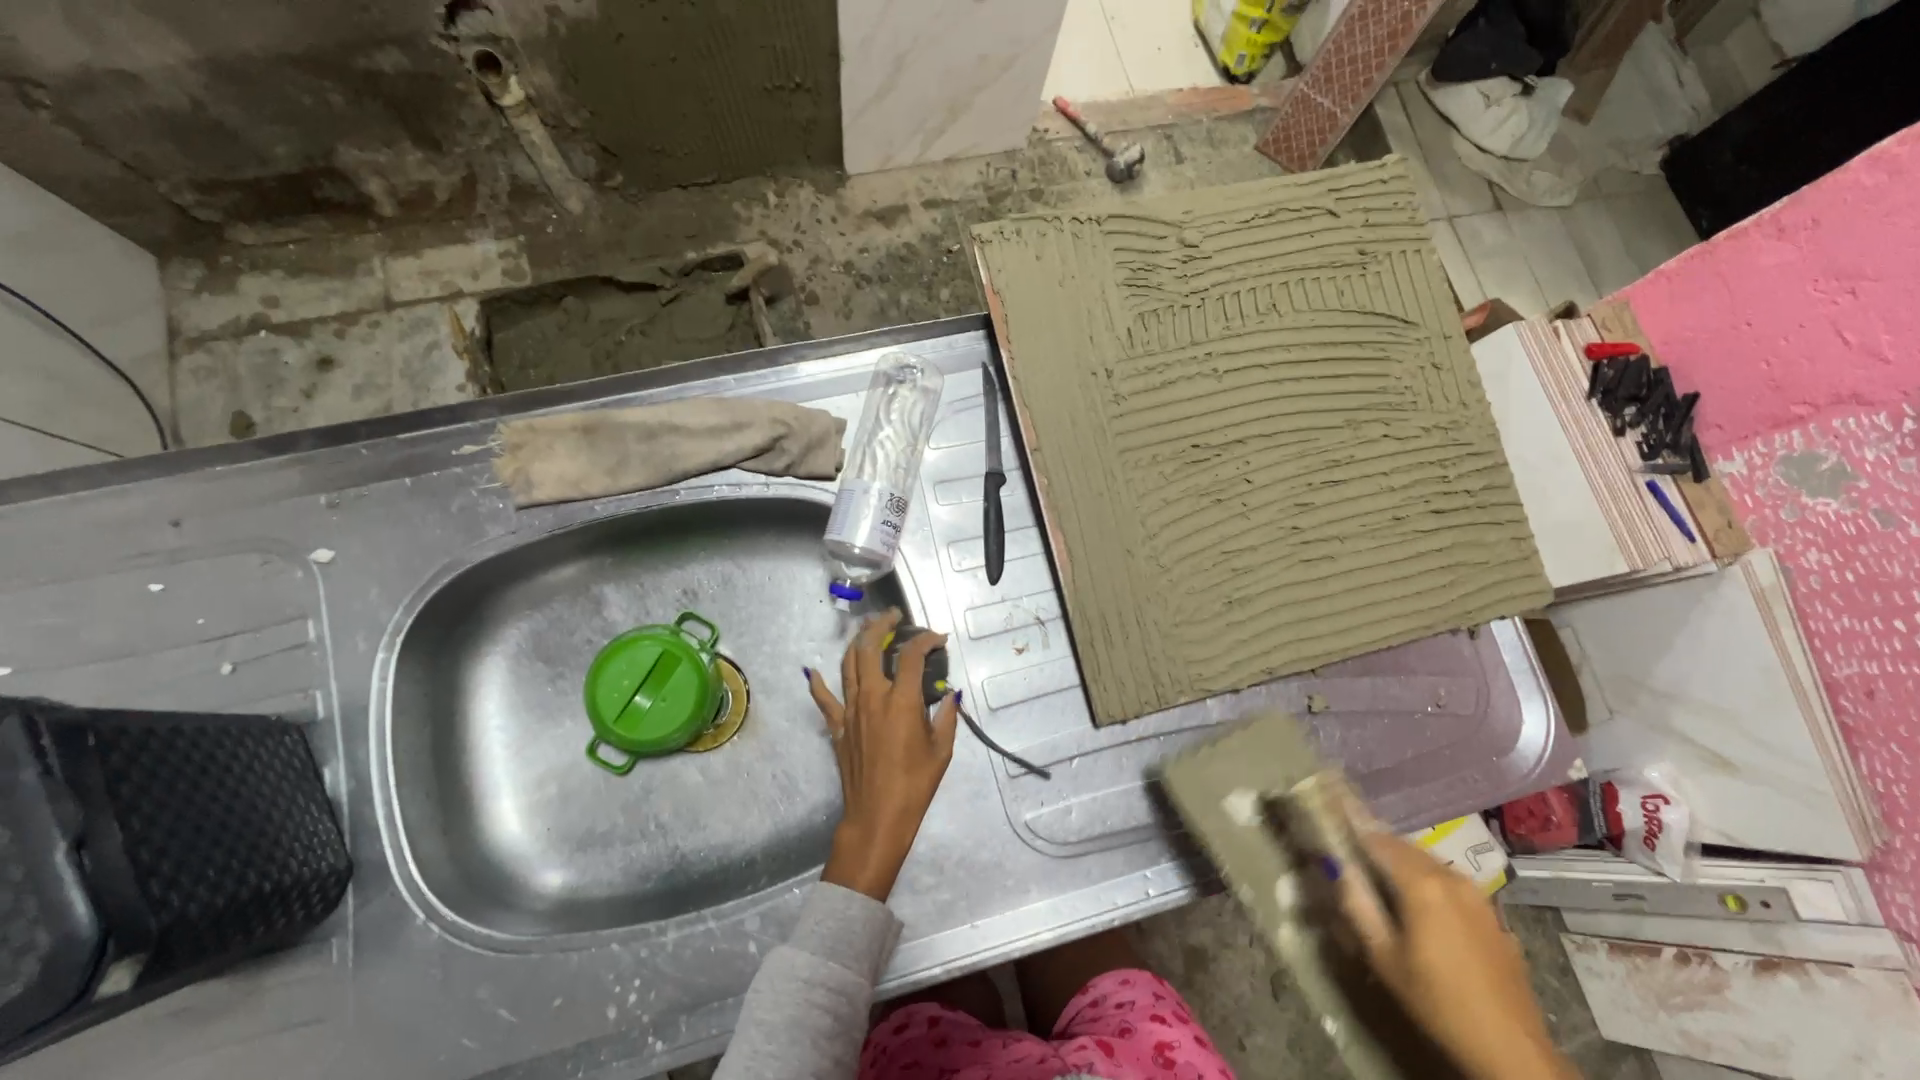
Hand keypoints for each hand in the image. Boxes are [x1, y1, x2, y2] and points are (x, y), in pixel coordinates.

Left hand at [807, 610, 959, 900]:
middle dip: (882, 625)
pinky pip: (824, 699)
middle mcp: (873, 697)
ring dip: (857, 643)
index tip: (938, 638)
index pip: (912, 655)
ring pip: (848, 664)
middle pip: (870, 647)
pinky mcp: (837, 726)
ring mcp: (850, 710)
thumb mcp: (942, 750)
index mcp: (902, 701)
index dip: (926, 640)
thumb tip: (951, 694)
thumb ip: (947, 716)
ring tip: (867, 631)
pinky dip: (818, 683)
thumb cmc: (915, 785)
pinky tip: (814, 672)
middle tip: (894, 617)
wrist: (877, 816)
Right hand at [1337, 807, 1577, 1079]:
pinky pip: (1449, 884)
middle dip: (1375, 843)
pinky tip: (1418, 907)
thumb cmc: (1437, 1001)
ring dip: (1400, 862)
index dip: (1350, 818)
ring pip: (1428, 863)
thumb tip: (1339, 870)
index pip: (1377, 838)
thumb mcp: (1384, 958)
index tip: (1328, 794)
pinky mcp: (1492, 914)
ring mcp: (1478, 895)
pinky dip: (1425, 881)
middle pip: (1404, 847)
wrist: (1510, 1046)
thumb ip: (1357, 907)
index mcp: (1422, 884)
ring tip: (1378, 877)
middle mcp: (1452, 878)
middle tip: (1348, 846)